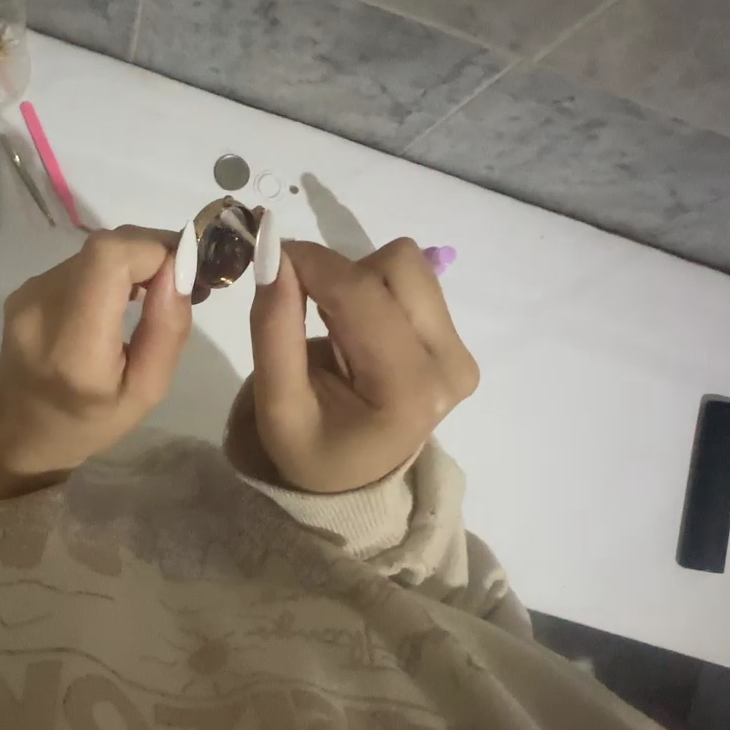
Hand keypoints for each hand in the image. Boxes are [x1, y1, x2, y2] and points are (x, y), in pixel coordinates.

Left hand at [0, 227, 190, 501]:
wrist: (19, 431)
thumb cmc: (89, 424)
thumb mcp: (146, 393)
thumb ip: (166, 332)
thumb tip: (179, 272)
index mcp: (74, 347)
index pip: (109, 258)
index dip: (153, 251)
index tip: (183, 275)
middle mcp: (42, 309)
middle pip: (104, 247)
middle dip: (151, 252)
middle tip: (178, 283)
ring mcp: (28, 294)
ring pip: (93, 252)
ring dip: (131, 262)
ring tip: (152, 296)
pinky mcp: (26, 289)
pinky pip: (79, 264)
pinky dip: (109, 272)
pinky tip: (119, 302)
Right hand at [231, 238, 477, 493]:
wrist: (351, 476)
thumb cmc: (310, 448)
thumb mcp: (277, 404)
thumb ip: (274, 330)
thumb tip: (272, 255)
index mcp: (407, 389)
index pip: (360, 295)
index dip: (311, 262)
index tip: (269, 253)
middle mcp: (449, 363)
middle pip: (397, 267)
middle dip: (339, 273)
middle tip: (302, 302)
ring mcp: (459, 351)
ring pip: (408, 266)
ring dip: (358, 280)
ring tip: (331, 324)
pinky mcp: (456, 341)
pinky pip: (413, 283)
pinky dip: (373, 290)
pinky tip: (353, 329)